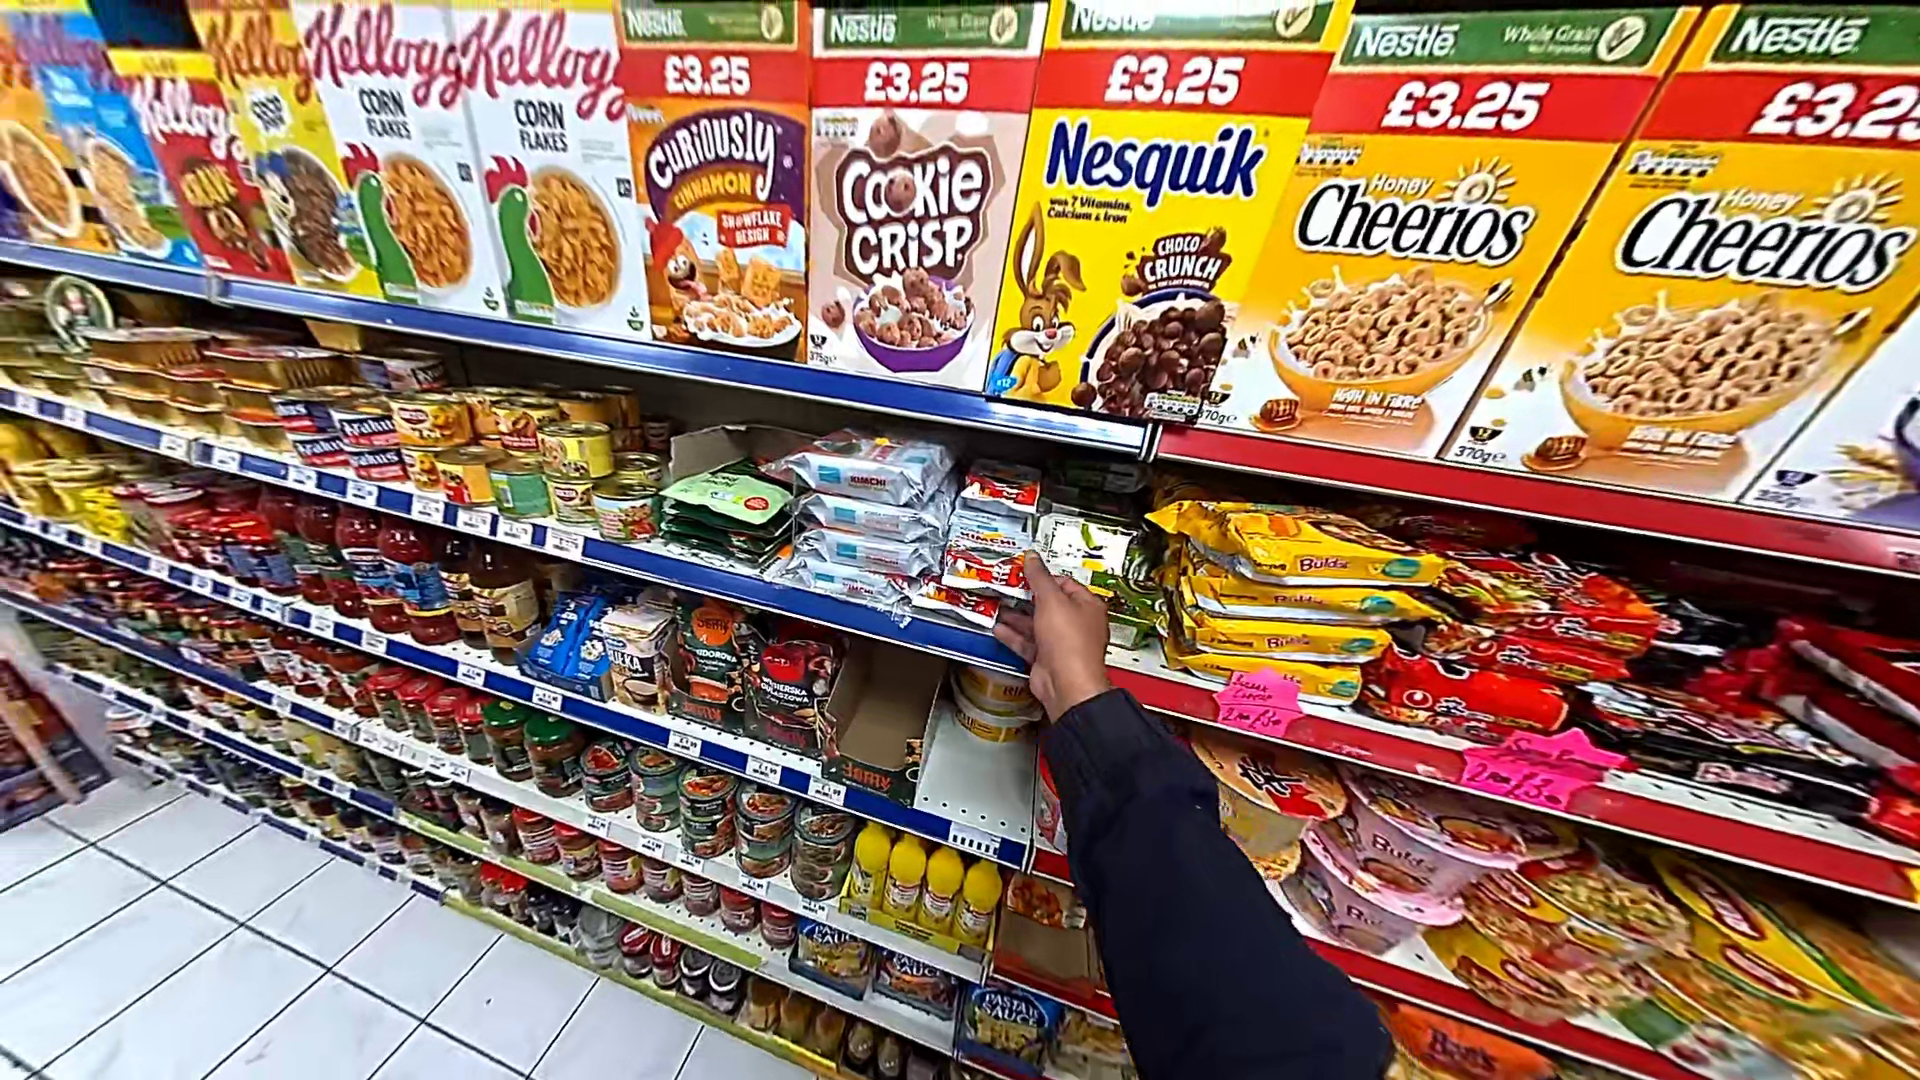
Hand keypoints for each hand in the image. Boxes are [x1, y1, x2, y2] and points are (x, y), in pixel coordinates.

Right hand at [993, 553, 1111, 718]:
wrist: (1065, 684)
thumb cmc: (1071, 644)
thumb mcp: (1051, 600)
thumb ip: (1039, 577)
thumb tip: (1033, 558)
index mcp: (1086, 606)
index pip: (1064, 583)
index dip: (1043, 576)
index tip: (1024, 571)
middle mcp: (1076, 624)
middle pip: (1048, 604)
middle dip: (1026, 597)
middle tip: (1007, 587)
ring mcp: (1061, 643)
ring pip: (1035, 624)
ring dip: (1016, 616)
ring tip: (998, 605)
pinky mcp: (1047, 659)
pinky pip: (1027, 643)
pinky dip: (1013, 636)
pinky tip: (999, 628)